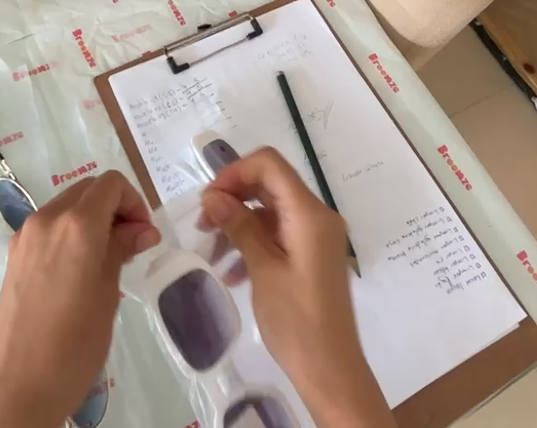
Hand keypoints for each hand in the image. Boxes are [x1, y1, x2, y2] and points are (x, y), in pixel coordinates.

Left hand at [0, 171, 161, 427]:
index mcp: (77, 225)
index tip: (143, 234)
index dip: (134, 201)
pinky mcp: (15, 252)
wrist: (16, 386)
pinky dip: (71, 230)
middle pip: (89, 188)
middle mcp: (48, 218)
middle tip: (131, 243)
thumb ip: (122, 249)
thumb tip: (142, 228)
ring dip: (92, 216)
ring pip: (68, 203)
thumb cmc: (73, 345)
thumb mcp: (108, 294)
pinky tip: (79, 266)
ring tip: (106, 257)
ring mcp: (27, 233)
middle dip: (114, 206)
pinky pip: (50, 224)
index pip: (111, 184)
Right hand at [200, 148, 393, 427]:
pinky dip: (252, 242)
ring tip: (210, 250)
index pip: (269, 164)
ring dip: (238, 223)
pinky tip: (230, 271)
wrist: (332, 372)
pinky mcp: (310, 255)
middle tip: (203, 223)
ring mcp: (315, 236)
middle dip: (232, 197)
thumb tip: (214, 196)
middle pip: (268, 185)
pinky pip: (277, 234)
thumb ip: (240, 226)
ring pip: (269, 210)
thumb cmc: (298, 321)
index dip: (235, 172)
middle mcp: (316, 216)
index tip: (209, 199)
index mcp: (309, 213)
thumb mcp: (263, 270)